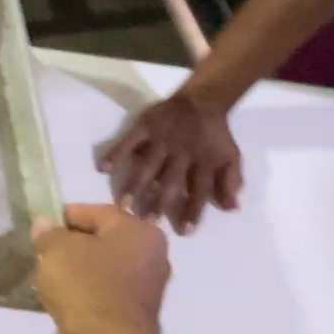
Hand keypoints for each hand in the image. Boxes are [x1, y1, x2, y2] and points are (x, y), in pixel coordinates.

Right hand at [33, 204, 170, 333]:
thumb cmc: (84, 285)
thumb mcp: (56, 250)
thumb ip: (49, 233)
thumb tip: (45, 224)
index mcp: (138, 232)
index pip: (98, 211)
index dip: (65, 214)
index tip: (40, 224)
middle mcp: (151, 254)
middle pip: (103, 238)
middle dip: (72, 241)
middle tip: (42, 249)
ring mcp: (145, 284)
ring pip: (103, 264)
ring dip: (77, 266)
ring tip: (48, 273)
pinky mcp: (134, 309)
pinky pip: (104, 287)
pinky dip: (84, 287)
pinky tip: (63, 294)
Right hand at [97, 90, 242, 234]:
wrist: (203, 101)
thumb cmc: (214, 135)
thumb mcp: (231, 157)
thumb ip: (230, 182)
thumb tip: (231, 209)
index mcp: (204, 162)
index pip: (200, 190)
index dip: (193, 210)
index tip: (184, 232)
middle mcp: (182, 154)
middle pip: (170, 182)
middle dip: (160, 202)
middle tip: (148, 222)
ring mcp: (161, 141)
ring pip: (147, 166)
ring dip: (135, 185)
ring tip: (123, 204)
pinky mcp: (144, 128)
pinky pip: (128, 142)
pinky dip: (114, 154)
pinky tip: (102, 168)